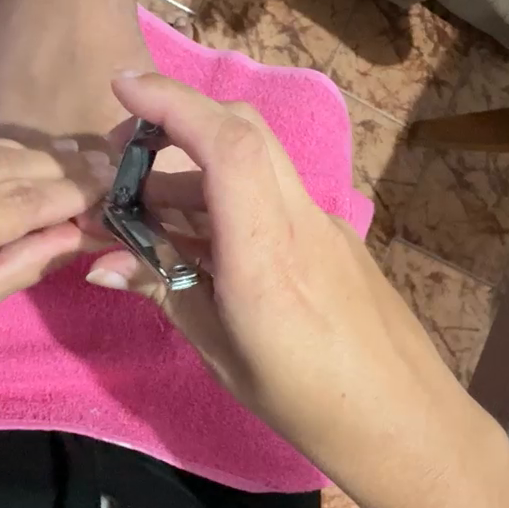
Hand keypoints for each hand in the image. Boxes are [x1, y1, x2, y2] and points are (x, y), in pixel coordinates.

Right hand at [82, 72, 473, 483]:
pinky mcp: (335, 235)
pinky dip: (229, 193)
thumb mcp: (222, 354)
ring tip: (150, 212)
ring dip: (199, 165)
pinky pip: (274, 192)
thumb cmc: (307, 402)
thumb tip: (105, 264)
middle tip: (127, 152)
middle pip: (246, 130)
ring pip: (259, 159)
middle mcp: (300, 221)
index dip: (174, 103)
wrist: (403, 419)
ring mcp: (326, 223)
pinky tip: (204, 238)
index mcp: (267, 254)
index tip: (123, 87)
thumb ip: (167, 293)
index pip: (229, 146)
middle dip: (179, 119)